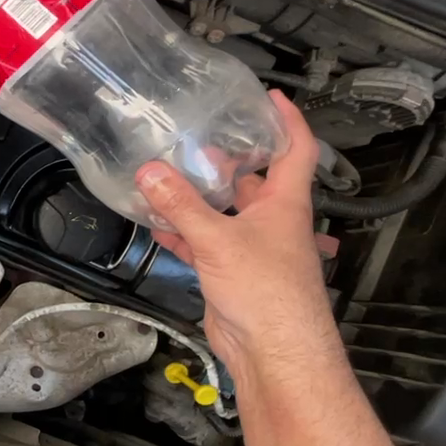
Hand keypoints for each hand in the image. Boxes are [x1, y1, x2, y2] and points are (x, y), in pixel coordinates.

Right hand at [134, 91, 334, 381]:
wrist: (271, 347)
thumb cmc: (266, 290)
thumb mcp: (218, 239)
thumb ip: (181, 206)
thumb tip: (150, 172)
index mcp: (284, 205)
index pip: (296, 151)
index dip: (286, 121)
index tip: (268, 99)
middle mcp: (271, 222)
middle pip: (253, 182)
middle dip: (229, 161)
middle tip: (199, 140)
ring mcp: (250, 247)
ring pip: (224, 213)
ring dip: (199, 198)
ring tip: (168, 178)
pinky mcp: (229, 271)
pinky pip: (204, 242)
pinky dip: (183, 233)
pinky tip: (159, 227)